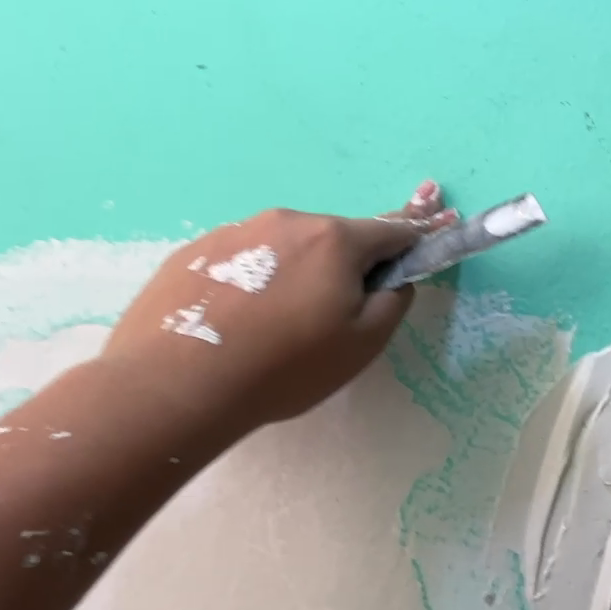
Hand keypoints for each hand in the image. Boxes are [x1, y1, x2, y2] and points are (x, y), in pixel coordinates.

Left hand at [97, 180, 456, 436]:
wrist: (171, 388)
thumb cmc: (285, 367)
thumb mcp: (364, 342)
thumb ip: (394, 299)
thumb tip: (393, 277)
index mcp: (336, 240)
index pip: (393, 228)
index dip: (419, 231)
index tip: (439, 220)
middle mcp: (287, 223)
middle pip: (338, 238)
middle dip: (349, 264)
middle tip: (338, 311)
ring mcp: (234, 233)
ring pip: (289, 248)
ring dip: (299, 272)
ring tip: (280, 324)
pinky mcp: (192, 252)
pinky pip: (247, 260)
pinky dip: (257, 281)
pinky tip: (242, 320)